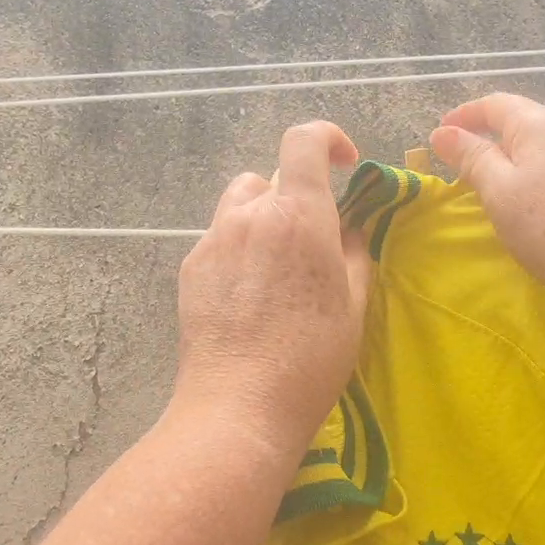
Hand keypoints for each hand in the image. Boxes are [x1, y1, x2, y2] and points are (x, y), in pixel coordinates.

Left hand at [172, 121, 373, 455]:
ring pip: (240, 203)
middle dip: (296, 198)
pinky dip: (238, 248)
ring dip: (262, 217)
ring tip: (275, 267)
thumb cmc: (311, 359)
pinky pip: (220, 238)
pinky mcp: (191, 267)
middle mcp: (250, 215)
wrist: (238, 406)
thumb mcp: (353, 306)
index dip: (328, 138)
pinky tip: (247, 296)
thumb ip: (352, 252)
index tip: (344, 163)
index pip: (304, 141)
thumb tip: (346, 228)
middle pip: (273, 177)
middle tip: (311, 244)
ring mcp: (213, 239)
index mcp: (298, 216)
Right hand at [429, 93, 544, 330]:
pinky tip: (538, 199)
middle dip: (490, 135)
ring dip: (517, 154)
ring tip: (497, 183)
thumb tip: (443, 132)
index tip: (439, 134)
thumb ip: (471, 157)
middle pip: (524, 119)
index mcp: (542, 122)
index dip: (464, 115)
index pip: (495, 104)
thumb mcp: (499, 193)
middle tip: (464, 163)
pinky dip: (541, 170)